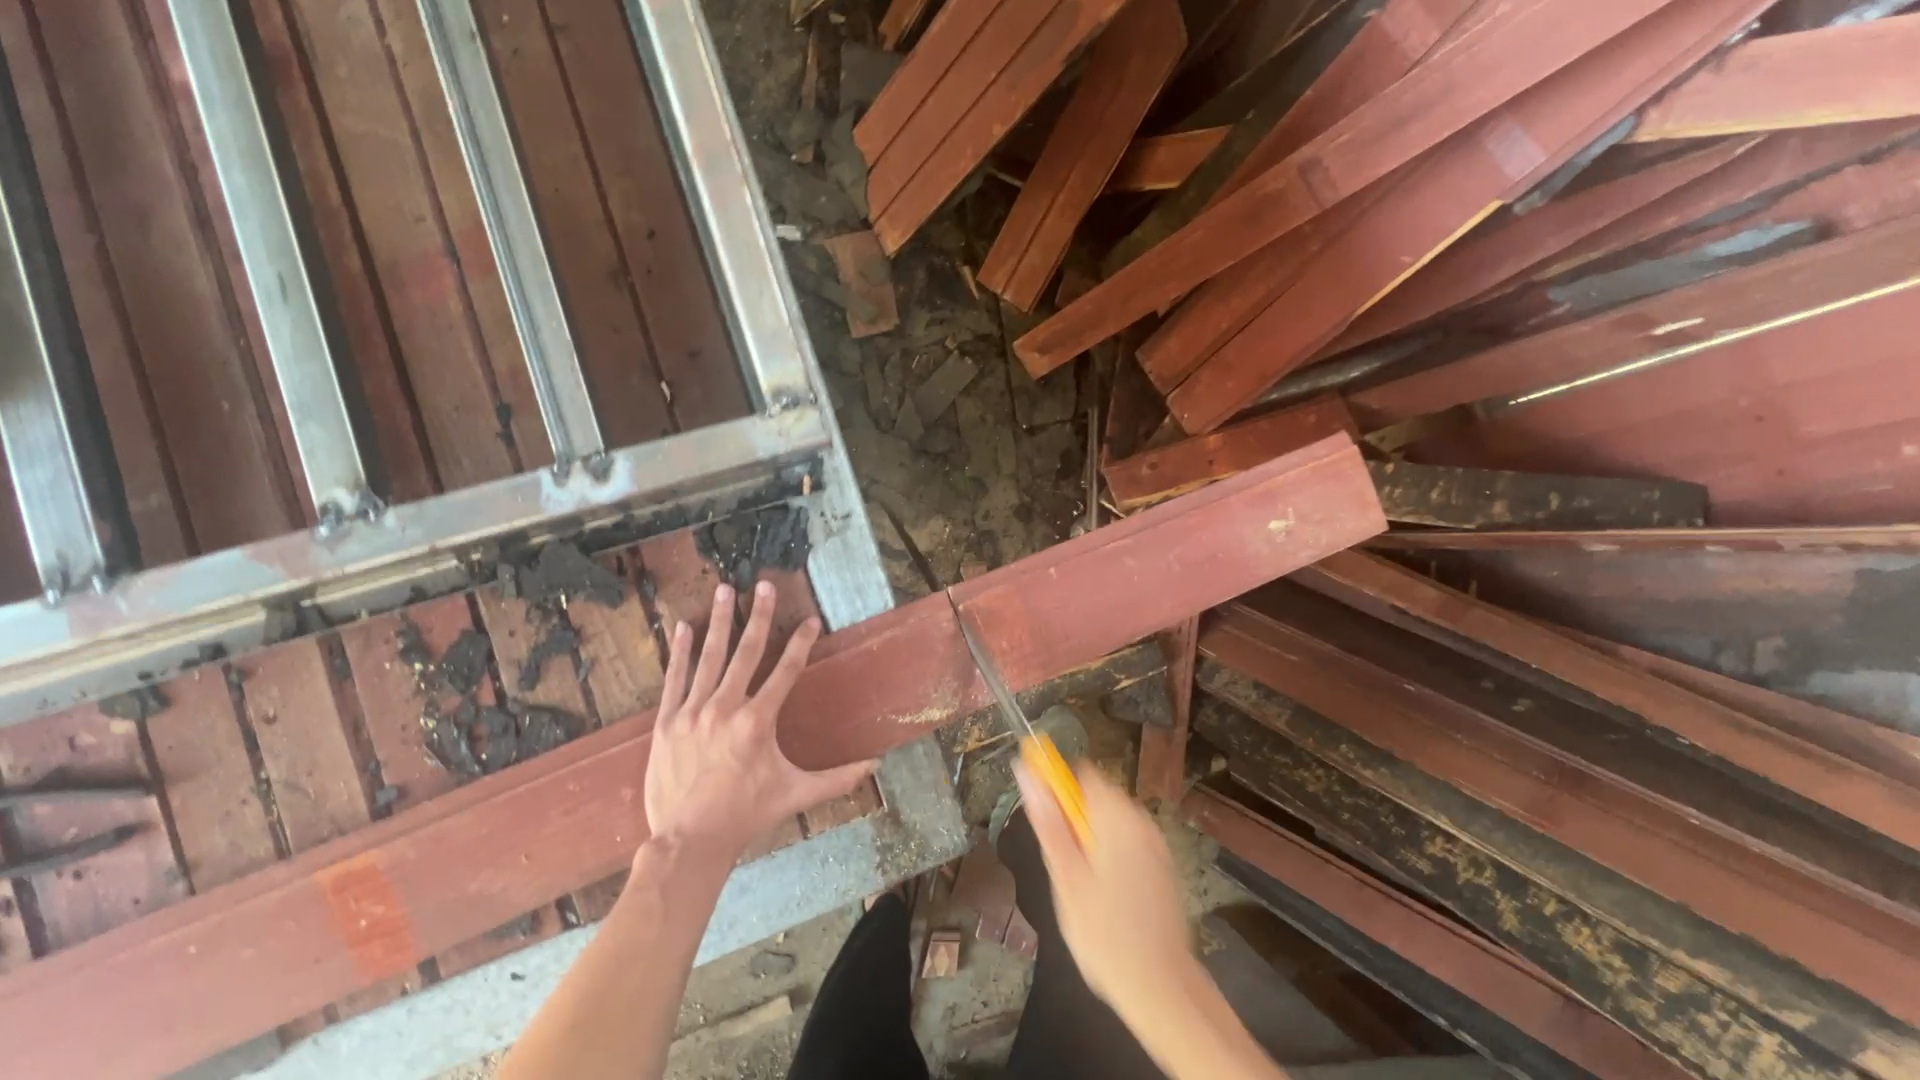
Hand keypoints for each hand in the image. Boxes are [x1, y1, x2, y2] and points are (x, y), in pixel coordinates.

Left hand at [643, 581, 877, 859]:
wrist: (689, 840)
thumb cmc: (747, 816)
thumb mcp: (796, 795)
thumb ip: (837, 778)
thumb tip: (876, 766)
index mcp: (757, 723)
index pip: (785, 672)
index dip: (800, 644)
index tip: (811, 620)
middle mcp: (724, 709)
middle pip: (746, 653)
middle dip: (759, 616)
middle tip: (765, 585)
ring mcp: (692, 713)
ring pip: (709, 659)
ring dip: (718, 623)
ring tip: (724, 591)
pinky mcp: (667, 723)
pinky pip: (674, 680)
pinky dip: (679, 653)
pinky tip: (682, 628)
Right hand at [1016, 763, 1191, 1012]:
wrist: (1158, 984)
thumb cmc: (1103, 933)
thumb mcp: (1065, 877)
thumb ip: (1048, 822)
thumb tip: (1025, 772)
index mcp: (1116, 817)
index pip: (1082, 774)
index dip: (1057, 789)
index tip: (1042, 818)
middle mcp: (1141, 821)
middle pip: (1098, 797)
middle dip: (1075, 821)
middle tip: (1063, 867)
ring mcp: (1156, 844)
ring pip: (1113, 822)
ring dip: (1093, 840)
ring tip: (1082, 886)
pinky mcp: (1164, 865)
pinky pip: (1129, 843)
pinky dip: (1113, 855)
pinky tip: (1106, 895)